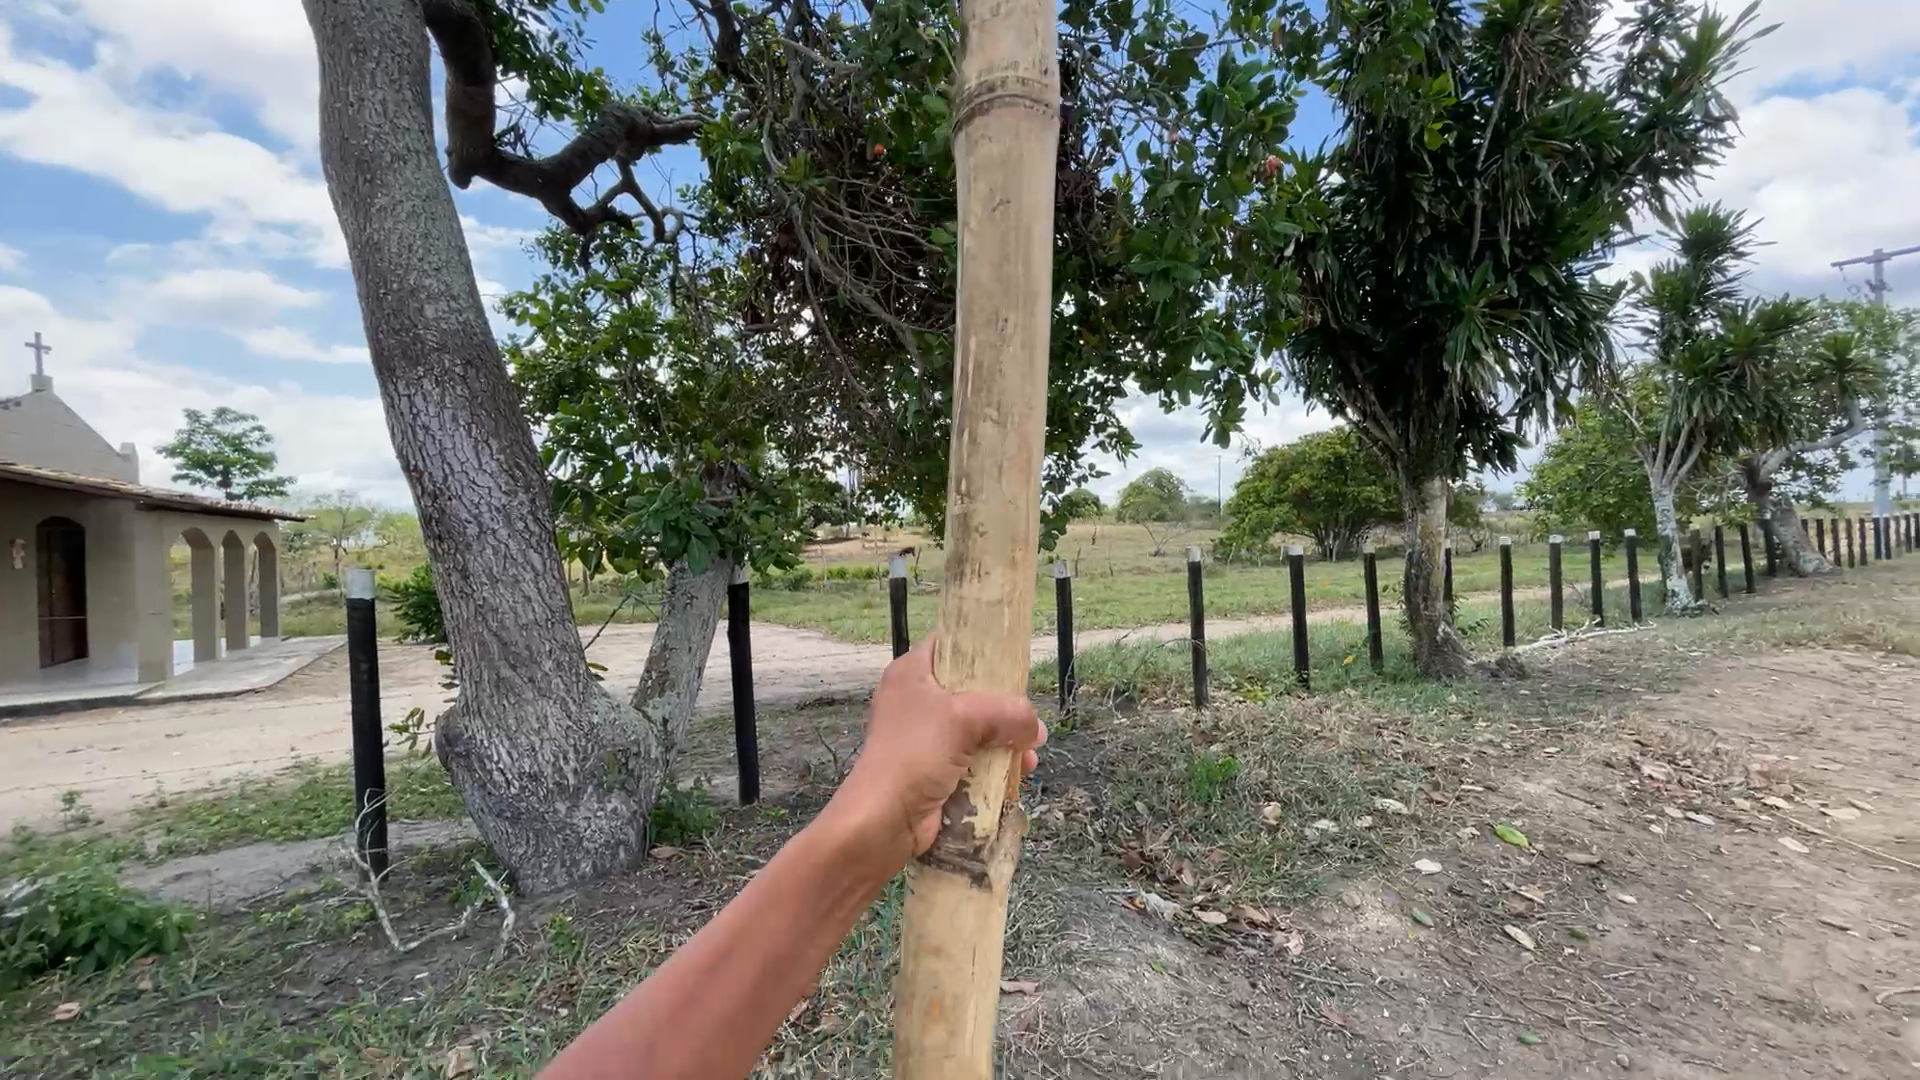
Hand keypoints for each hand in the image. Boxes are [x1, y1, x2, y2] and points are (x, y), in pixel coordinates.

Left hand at [822, 639, 1045, 872]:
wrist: (883, 821)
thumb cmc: (916, 754)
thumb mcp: (965, 719)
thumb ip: (1008, 712)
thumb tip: (1036, 728)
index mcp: (912, 673)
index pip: (950, 644)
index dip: (981, 646)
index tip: (1013, 657)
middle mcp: (917, 699)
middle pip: (971, 689)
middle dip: (1004, 705)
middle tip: (1028, 716)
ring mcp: (926, 736)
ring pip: (978, 727)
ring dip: (1006, 740)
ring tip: (1029, 753)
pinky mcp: (936, 768)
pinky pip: (975, 757)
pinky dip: (996, 764)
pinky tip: (1019, 773)